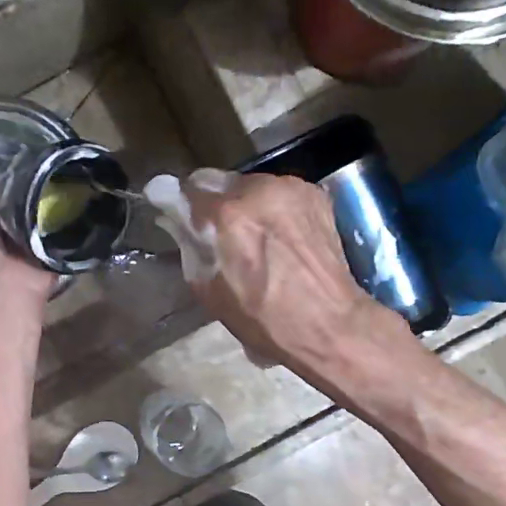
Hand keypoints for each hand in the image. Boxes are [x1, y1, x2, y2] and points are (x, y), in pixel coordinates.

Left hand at [0, 145, 55, 304]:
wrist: (3, 291)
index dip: (0, 165)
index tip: (16, 141)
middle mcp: (6, 227)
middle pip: (20, 196)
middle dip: (30, 177)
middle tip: (47, 150)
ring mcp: (31, 239)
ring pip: (43, 209)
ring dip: (52, 193)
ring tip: (67, 165)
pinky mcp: (53, 249)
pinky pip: (63, 228)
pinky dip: (71, 215)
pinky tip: (82, 192)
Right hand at [182, 172, 378, 368]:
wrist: (328, 324)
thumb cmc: (261, 317)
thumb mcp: (208, 289)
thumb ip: (189, 246)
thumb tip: (176, 220)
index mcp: (225, 214)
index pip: (186, 189)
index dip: (178, 204)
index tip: (178, 217)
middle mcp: (257, 189)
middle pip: (219, 182)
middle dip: (214, 204)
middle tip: (219, 234)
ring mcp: (289, 187)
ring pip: (250, 186)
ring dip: (245, 205)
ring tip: (255, 238)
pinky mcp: (313, 192)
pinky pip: (279, 192)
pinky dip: (272, 208)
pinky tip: (280, 236)